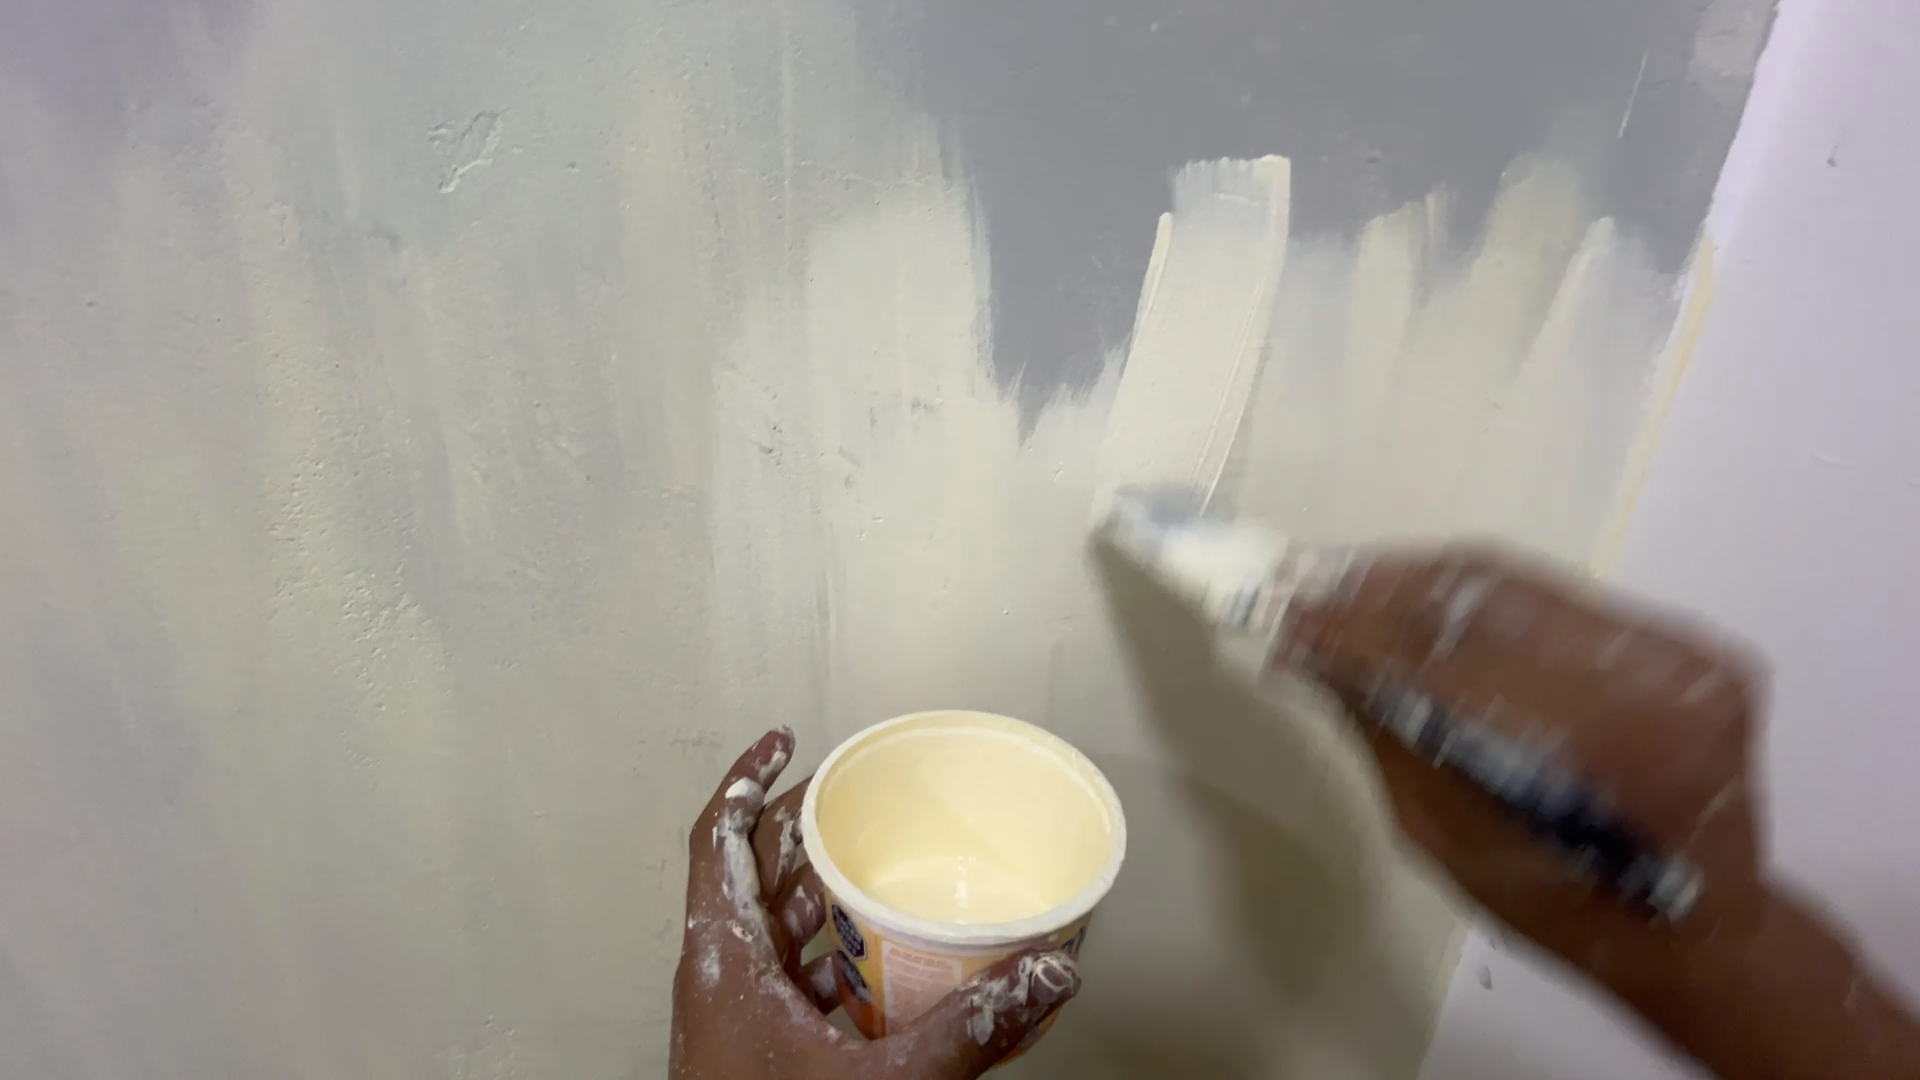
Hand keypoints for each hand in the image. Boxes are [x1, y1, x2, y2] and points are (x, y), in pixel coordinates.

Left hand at [670, 728, 1081, 1079]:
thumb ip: (966, 1030)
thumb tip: (1044, 974)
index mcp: (724, 959)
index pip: (719, 838)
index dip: (746, 778)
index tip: (783, 739)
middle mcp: (725, 970)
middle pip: (755, 863)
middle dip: (801, 815)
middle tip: (853, 786)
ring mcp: (742, 1004)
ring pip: (777, 911)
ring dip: (819, 875)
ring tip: (873, 847)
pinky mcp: (764, 1035)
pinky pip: (796, 959)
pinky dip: (832, 933)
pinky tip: (879, 937)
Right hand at [1279, 545, 1768, 983]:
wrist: (1700, 931)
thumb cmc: (1551, 901)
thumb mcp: (1438, 827)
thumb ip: (1378, 727)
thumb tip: (1301, 653)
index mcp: (1599, 757)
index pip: (1443, 663)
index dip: (1350, 633)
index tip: (1280, 617)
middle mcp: (1655, 685)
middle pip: (1475, 599)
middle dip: (1368, 587)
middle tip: (1295, 581)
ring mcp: (1677, 653)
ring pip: (1504, 581)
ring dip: (1403, 577)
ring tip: (1333, 579)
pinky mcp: (1678, 640)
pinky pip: (1539, 594)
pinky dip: (1455, 590)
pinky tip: (1399, 591)